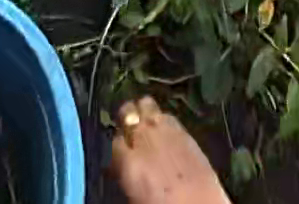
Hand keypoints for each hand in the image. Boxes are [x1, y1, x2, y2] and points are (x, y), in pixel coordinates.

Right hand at [110, 97, 229, 203]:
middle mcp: (143, 138)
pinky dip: (163, 120)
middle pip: (127, 112)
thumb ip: (126, 172)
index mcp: (129, 160)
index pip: (114, 141)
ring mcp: (164, 129)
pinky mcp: (184, 129)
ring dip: (144, 113)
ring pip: (146, 104)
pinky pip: (167, 115)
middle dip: (127, 118)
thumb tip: (121, 165)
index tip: (121, 154)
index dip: (118, 148)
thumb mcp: (135, 194)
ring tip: (147, 125)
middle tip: (130, 131)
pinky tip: (165, 132)